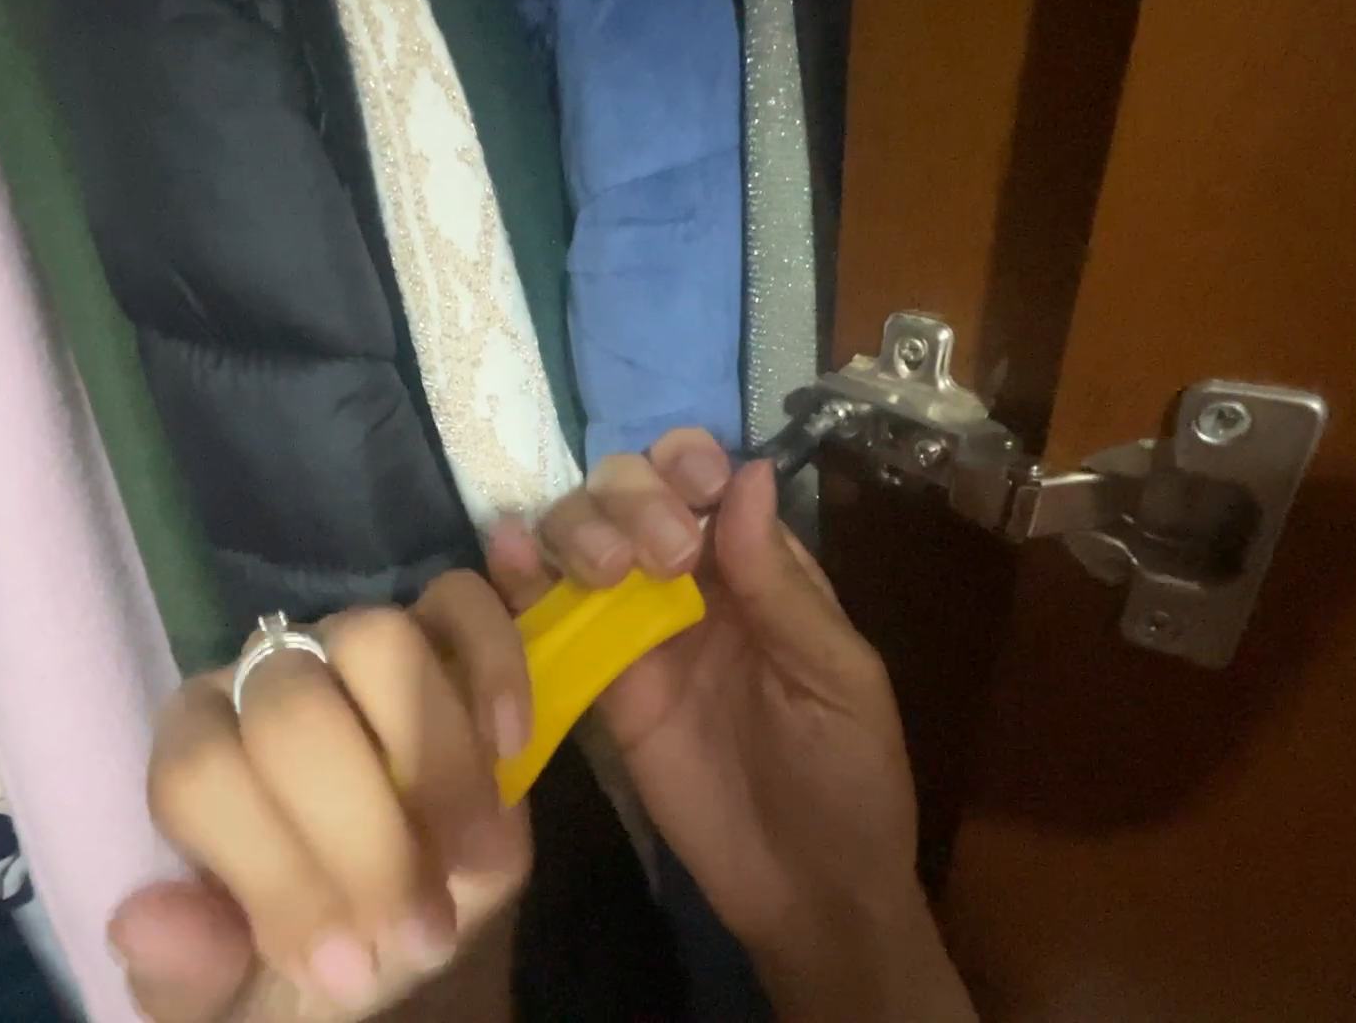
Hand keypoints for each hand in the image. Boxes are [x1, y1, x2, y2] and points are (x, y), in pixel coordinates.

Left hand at [116, 573, 531, 1020]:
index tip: (350, 967)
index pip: (201, 774)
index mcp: (202, 754)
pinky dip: (495, 667)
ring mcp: (363, 637)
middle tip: (420, 931)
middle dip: (364, 834)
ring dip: (439, 760)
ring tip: (474, 853)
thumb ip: (193, 972)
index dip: (276, 874)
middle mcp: (272, 675)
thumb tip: (148, 920)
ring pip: (381, 641)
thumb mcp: (252, 996)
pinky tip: (509, 744)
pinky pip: (465, 601)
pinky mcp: (447, 623)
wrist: (421, 908)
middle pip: (294, 709)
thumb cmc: (326, 944)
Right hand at [486, 430, 971, 1018]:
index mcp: (756, 567)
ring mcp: (634, 629)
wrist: (802, 891)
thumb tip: (751, 473)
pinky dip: (523, 578)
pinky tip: (509, 556)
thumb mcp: (834, 676)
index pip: (706, 481)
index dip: (687, 464)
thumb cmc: (846, 775)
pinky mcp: (595, 679)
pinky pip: (550, 615)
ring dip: (577, 528)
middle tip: (657, 561)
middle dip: (631, 500)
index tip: (692, 489)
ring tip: (600, 573)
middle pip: (631, 493)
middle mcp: (688, 581)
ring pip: (581, 538)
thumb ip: (782, 584)